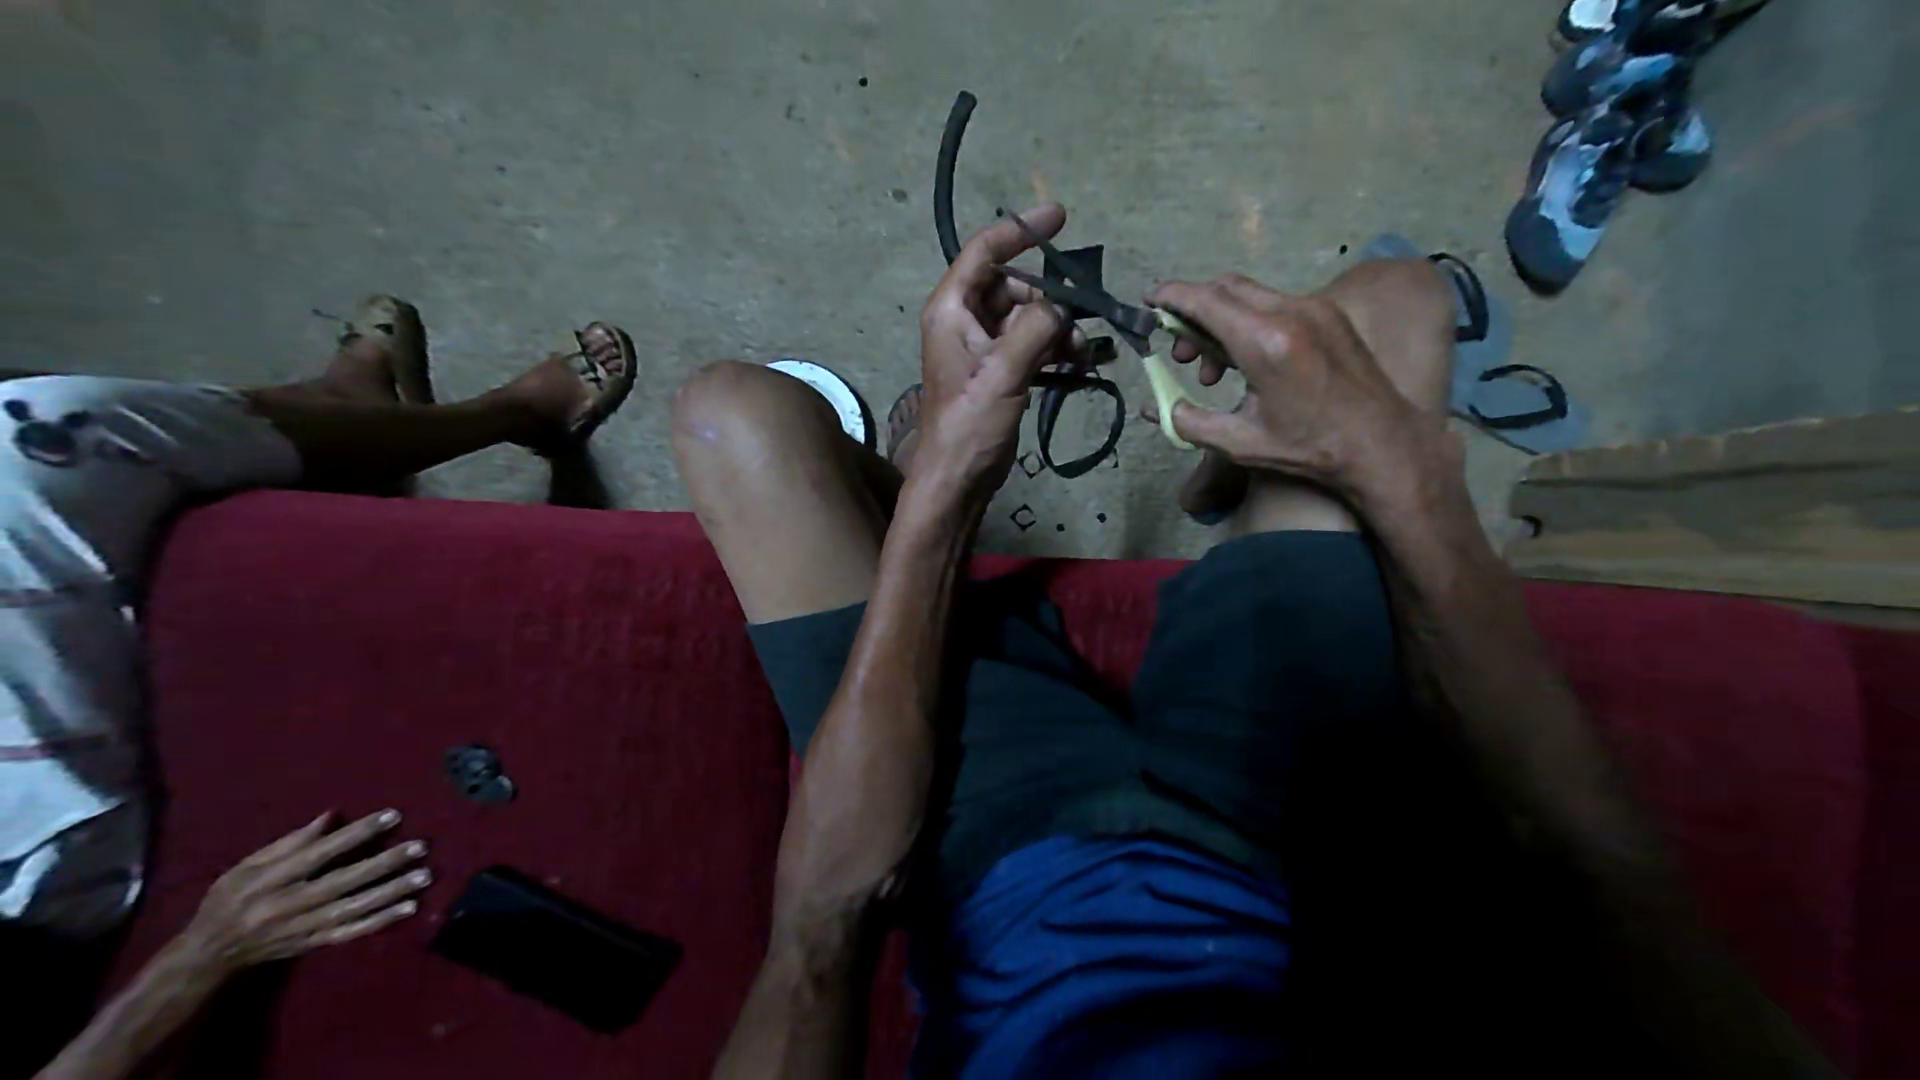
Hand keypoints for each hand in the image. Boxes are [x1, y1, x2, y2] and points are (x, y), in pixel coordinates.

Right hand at [179, 809, 431, 974]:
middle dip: (384, 863)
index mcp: (269, 882)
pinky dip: (381, 921)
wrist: (204, 957)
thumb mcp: (246, 867)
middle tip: (421, 846)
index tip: (394, 815)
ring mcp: (299, 929)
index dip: (356, 834)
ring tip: (426, 875)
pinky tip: (410, 907)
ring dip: (391, 892)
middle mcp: (285, 906)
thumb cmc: (229, 900)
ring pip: (352, 910)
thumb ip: (291, 842)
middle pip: (342, 883)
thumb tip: (333, 814)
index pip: (318, 854)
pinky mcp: (310, 945)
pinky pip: (350, 933)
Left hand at [914, 203, 1073, 503]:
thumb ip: (1036, 328)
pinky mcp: (997, 372)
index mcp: (952, 309)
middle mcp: (964, 321)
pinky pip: (1030, 345)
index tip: (1060, 216)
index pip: (985, 252)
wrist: (958, 477)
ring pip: (1027, 318)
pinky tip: (1076, 364)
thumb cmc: (970, 423)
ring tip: (1080, 354)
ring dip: (1057, 329)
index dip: (1020, 230)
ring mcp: (981, 347)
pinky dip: (1052, 350)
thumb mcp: (1002, 371)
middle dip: (1050, 299)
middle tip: (1079, 322)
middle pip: (1013, 286)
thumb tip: (1063, 307)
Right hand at [1148, 275, 1438, 504]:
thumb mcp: (1239, 444)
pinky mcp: (1330, 316)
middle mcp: (1292, 313)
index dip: (1171, 296)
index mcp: (1266, 343)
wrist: (1383, 444)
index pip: (1206, 301)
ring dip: (1220, 321)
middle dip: (1192, 312)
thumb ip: (1189, 422)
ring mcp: (1316, 309)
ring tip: (1212, 370)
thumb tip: (1158, 407)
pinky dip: (1248, 323)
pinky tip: (1246, 362)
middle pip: (1225, 289)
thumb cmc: (1309, 448)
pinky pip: (1275, 305)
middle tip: (1180, 353)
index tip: (1149, 300)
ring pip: (1250, 295)